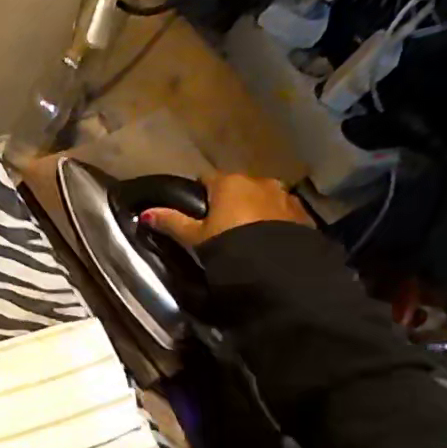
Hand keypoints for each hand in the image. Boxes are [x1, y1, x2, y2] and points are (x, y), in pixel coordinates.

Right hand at [140, 173, 310, 247]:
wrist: (278, 268)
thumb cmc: (230, 246)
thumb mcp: (197, 238)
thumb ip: (172, 222)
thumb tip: (144, 213)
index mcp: (229, 182)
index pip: (207, 179)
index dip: (201, 195)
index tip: (198, 213)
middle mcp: (258, 180)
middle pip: (237, 187)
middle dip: (231, 202)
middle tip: (223, 229)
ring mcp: (283, 195)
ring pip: (262, 198)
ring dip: (256, 210)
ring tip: (249, 237)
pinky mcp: (302, 213)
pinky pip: (283, 212)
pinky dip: (276, 221)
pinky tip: (270, 241)